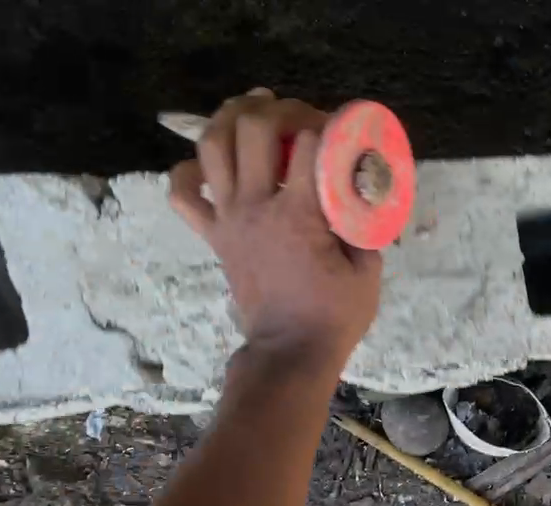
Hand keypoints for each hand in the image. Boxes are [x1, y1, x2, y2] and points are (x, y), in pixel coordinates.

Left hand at [168, 89, 382, 373]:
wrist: (291, 351)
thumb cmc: (335, 317)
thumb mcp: (367, 274)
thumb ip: (364, 233)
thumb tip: (361, 205)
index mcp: (300, 215)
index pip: (309, 145)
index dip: (328, 126)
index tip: (343, 130)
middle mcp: (257, 206)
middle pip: (253, 129)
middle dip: (278, 109)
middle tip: (299, 114)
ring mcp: (229, 218)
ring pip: (212, 145)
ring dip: (230, 117)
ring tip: (251, 110)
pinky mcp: (214, 236)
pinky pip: (183, 193)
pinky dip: (188, 170)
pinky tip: (207, 164)